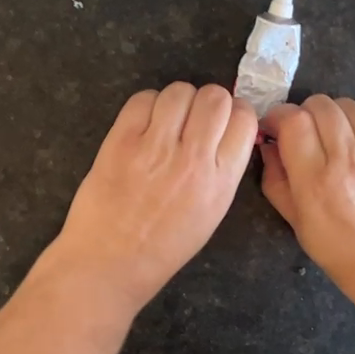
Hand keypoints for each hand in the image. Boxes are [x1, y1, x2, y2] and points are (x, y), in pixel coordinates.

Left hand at [36, 83, 258, 312]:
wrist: (110, 263)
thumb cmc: (163, 246)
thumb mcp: (212, 212)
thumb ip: (222, 169)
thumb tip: (226, 130)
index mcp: (221, 180)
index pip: (244, 118)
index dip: (235, 112)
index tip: (222, 121)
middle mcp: (194, 158)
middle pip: (215, 96)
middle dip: (207, 101)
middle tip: (192, 119)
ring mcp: (156, 147)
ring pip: (179, 91)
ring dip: (176, 101)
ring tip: (165, 122)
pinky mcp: (121, 141)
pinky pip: (142, 99)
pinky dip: (146, 106)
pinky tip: (142, 126)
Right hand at [259, 95, 354, 308]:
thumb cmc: (343, 254)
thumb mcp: (297, 224)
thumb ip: (276, 181)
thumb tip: (269, 145)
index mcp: (316, 180)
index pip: (293, 120)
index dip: (279, 117)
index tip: (277, 128)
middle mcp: (349, 158)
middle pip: (320, 104)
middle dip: (305, 114)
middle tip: (306, 135)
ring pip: (348, 106)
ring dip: (334, 118)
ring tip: (335, 140)